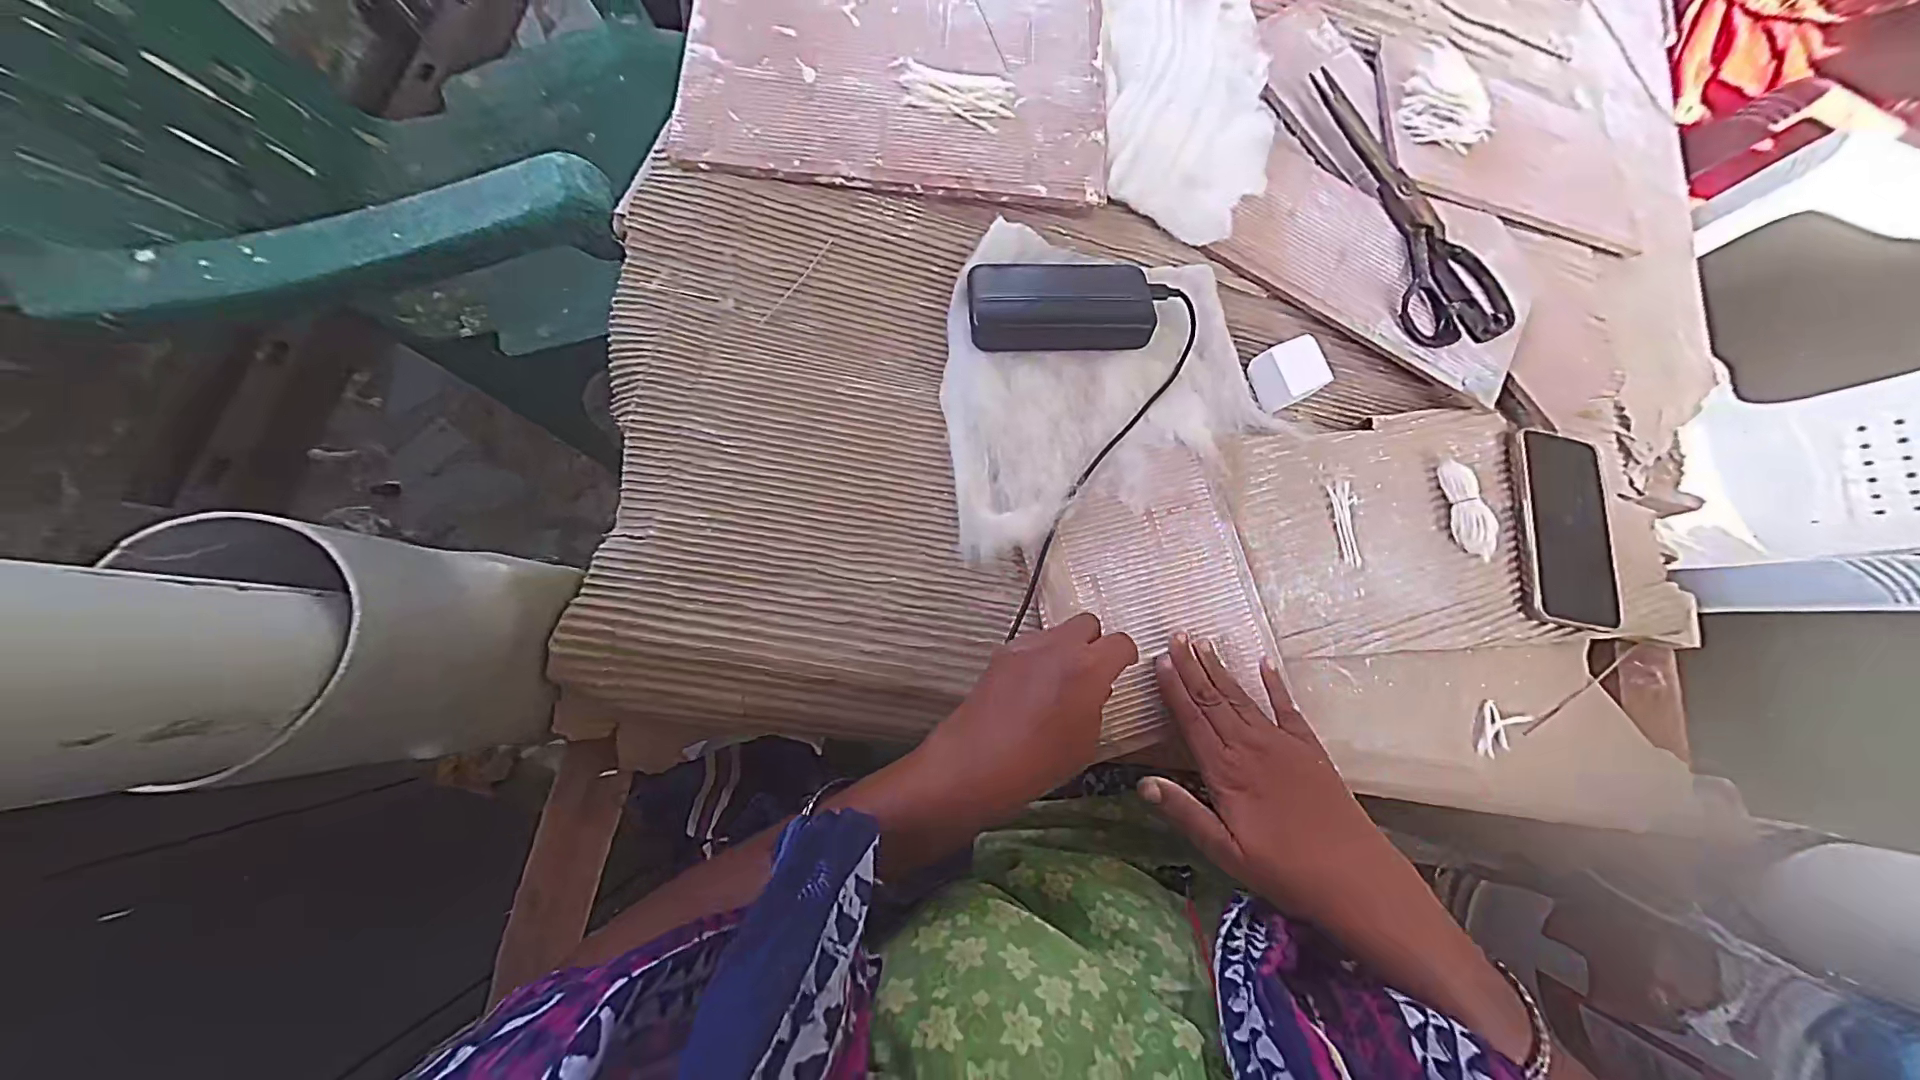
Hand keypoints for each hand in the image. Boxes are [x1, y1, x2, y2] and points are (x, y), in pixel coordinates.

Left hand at [907, 612, 1136, 826]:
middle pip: (1087, 623)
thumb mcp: (1087, 740)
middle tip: (1091, 672)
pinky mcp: (1000, 654)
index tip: (1122, 669)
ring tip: (1057, 685)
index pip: (1120, 642)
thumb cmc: (1039, 761)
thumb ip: (1096, 705)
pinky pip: (1030, 646)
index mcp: (1088, 667)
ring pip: (1056, 633)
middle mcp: (1057, 646)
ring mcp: (1025, 646)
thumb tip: (1094, 690)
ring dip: (1063, 650)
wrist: (977, 762)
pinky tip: (1030, 690)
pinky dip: (1037, 659)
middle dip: (1093, 643)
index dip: (1124, 656)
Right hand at [1138, 634, 1405, 928]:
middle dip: (1192, 666)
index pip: (1192, 719)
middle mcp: (1250, 747)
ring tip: (1203, 643)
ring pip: (1242, 697)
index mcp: (1226, 770)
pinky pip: (1287, 707)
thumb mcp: (1225, 851)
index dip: (1173, 688)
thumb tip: (1143, 783)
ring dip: (1220, 669)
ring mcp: (1282, 744)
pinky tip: (1264, 663)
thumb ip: (1185, 813)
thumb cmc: (1284, 869)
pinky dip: (1273, 683)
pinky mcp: (1308, 748)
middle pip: (1214, 699)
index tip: (1159, 660)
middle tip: (1177, 636)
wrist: (1356, 877)